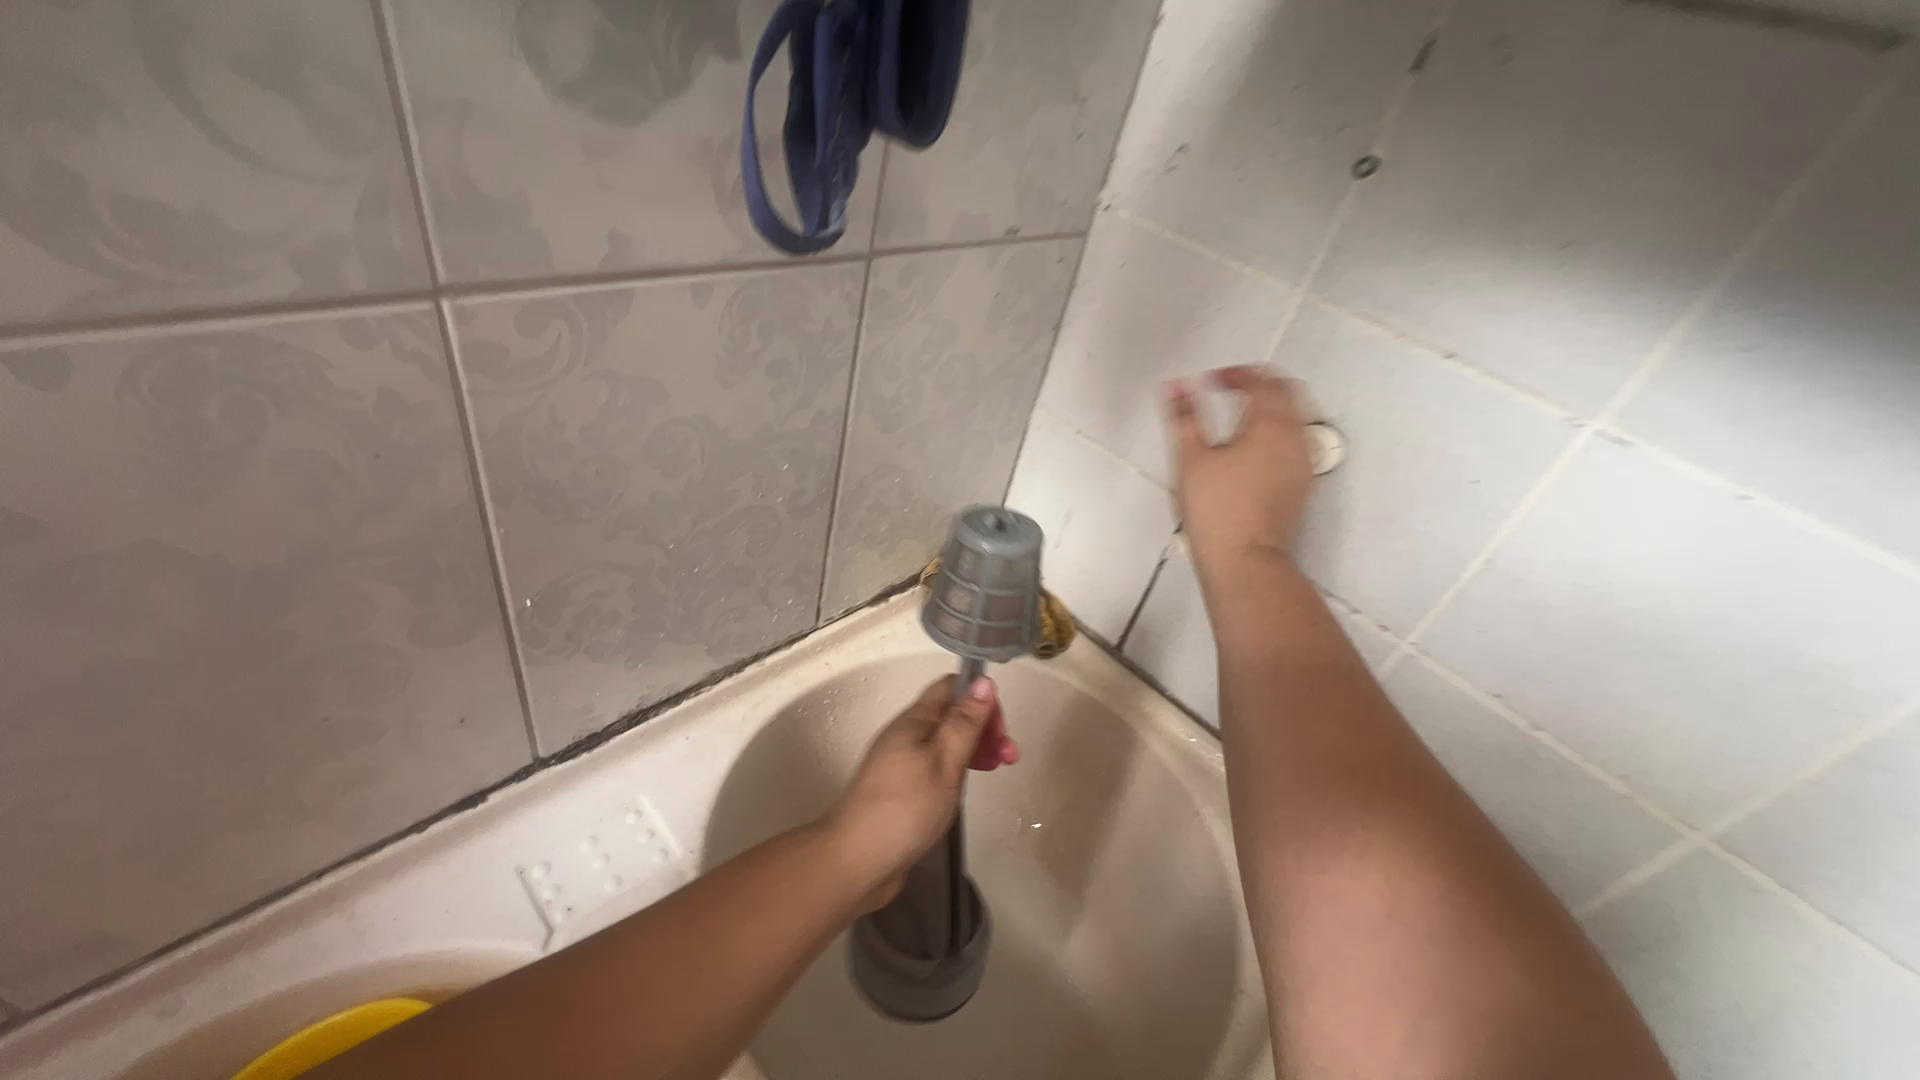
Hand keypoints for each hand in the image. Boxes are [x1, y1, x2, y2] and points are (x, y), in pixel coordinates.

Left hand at [822, 676, 1018, 908]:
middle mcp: (906, 735)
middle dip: (983, 728)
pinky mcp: (902, 789)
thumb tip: (983, 681)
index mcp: (914, 721)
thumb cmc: (905, 808)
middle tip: (1007, 757)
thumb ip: (964, 722)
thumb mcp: (943, 762)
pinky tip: (963, 790)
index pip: (951, 687)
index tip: (1001, 727)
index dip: (980, 698)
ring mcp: (902, 763)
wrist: (857, 860)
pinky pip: (936, 767)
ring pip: (946, 743)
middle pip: (951, 715)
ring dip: (974, 750)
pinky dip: (957, 771)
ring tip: (995, 771)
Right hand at [1164, 366, 1314, 574]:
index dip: (1235, 374)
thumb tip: (1177, 387)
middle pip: (1288, 393)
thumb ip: (1184, 417)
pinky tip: (1255, 448)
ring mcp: (1302, 465)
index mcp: (1270, 425)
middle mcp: (1295, 439)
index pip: (1261, 382)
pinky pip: (1296, 443)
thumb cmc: (1218, 512)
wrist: (1244, 561)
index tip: (1213, 379)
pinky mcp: (1300, 487)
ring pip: (1298, 418)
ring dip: (1273, 407)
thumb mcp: (1191, 459)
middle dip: (1261, 383)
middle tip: (1233, 386)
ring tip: (1243, 413)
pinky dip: (1278, 432)